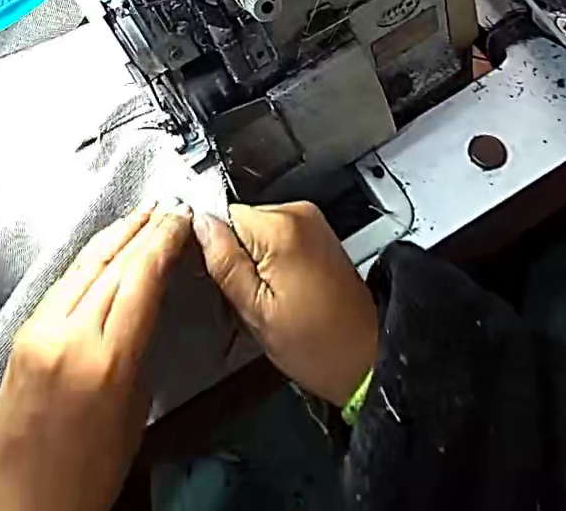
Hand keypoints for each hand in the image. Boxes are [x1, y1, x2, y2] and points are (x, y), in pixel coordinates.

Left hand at [0, 207, 191, 510]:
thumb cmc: (81, 479)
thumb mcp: (135, 408)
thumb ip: (144, 344)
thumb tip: (152, 297)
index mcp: (105, 360)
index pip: (142, 275)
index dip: (166, 240)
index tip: (183, 220)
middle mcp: (67, 338)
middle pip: (117, 261)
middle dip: (148, 229)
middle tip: (171, 210)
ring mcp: (39, 333)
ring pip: (87, 262)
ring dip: (120, 233)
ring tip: (144, 214)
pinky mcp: (23, 337)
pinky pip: (64, 281)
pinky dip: (92, 255)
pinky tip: (107, 246)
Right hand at [195, 202, 378, 405]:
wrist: (364, 352)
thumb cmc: (317, 342)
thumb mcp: (256, 311)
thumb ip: (224, 263)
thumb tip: (201, 226)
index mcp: (281, 227)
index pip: (223, 214)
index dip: (213, 246)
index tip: (220, 276)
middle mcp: (299, 213)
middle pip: (240, 220)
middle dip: (235, 254)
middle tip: (247, 295)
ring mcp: (311, 220)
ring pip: (257, 229)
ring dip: (253, 258)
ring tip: (269, 295)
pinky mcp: (317, 231)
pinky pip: (277, 235)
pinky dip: (272, 258)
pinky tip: (283, 288)